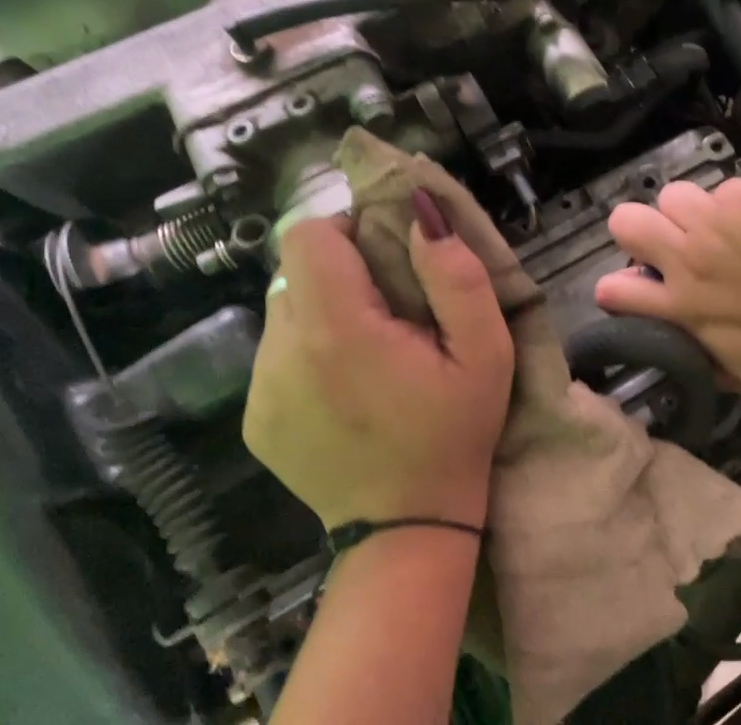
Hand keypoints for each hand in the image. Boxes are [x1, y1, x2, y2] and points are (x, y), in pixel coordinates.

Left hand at [244, 195, 513, 528]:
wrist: (408, 525)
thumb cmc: (456, 431)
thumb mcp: (486, 352)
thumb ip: (457, 277)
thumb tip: (422, 214)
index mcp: (337, 330)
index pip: (308, 236)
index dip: (348, 231)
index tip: (387, 258)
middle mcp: (282, 352)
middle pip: (295, 272)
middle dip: (341, 274)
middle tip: (390, 311)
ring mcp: (261, 389)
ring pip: (285, 313)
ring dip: (324, 314)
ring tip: (370, 353)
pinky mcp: (254, 419)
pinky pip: (277, 356)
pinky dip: (309, 355)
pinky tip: (348, 390)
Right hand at [594, 178, 740, 391]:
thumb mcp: (737, 374)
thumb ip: (694, 357)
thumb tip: (671, 344)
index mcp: (682, 304)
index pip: (613, 289)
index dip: (617, 290)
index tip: (636, 292)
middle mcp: (689, 255)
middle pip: (624, 221)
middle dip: (637, 232)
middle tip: (667, 246)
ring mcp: (716, 219)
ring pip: (671, 194)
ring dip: (685, 212)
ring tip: (712, 227)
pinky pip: (720, 189)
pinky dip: (731, 205)